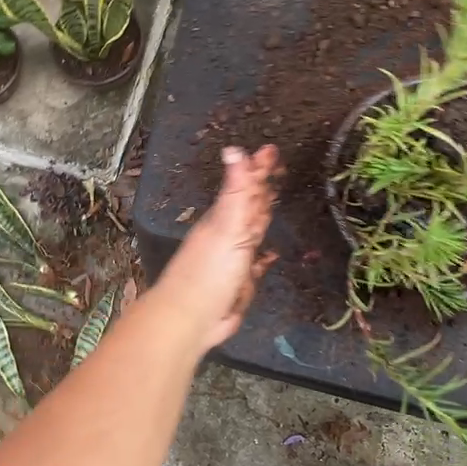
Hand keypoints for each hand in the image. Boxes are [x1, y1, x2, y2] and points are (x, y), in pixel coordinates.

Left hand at [151, 146, 278, 352]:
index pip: (246, 186)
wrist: (191, 317)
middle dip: (262, 186)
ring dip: (261, 216)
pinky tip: (270, 255)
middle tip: (275, 165)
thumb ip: (236, 190)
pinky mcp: (238, 283)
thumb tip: (234, 149)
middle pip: (249, 205)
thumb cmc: (209, 271)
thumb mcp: (227, 226)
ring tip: (271, 199)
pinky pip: (256, 265)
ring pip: (252, 232)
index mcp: (224, 218)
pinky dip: (264, 258)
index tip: (270, 148)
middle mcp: (228, 234)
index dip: (259, 168)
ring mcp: (232, 258)